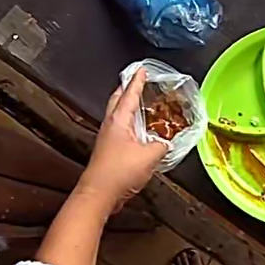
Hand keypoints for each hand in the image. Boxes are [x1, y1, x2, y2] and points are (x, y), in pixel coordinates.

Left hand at [73, 68, 167, 211]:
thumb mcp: (149, 156)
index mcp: (119, 120)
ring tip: (139, 103)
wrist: (98, 194)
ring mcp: (107, 138)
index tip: (141, 70)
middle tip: (136, 82)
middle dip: (127, 89)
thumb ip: (161, 145)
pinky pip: (119, 130)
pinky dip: (128, 124)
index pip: (129, 94)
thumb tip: (166, 142)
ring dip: (127, 106)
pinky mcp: (108, 151)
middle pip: (117, 101)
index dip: (137, 81)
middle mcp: (110, 126)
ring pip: (117, 115)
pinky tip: (136, 132)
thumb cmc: (119, 173)